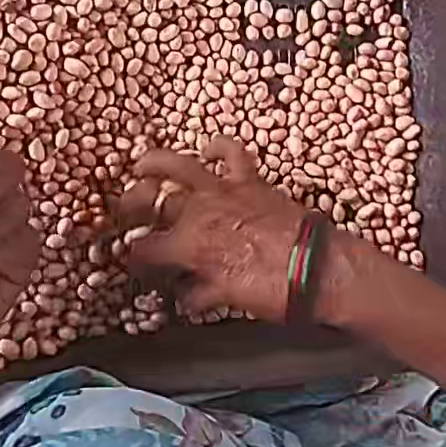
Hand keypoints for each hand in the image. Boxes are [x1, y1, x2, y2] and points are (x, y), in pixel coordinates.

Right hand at [113, 137, 309, 320]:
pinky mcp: (249, 182)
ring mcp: (223, 191)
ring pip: (180, 166)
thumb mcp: (228, 298)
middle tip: (126, 211)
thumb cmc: (272, 290)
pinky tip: (210, 149)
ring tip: (143, 164)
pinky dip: (219, 148)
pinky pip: (231, 154)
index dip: (134, 256)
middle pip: (152, 202)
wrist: (320, 270)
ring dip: (157, 163)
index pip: (145, 249)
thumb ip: (201, 293)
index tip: (134, 261)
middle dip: (132, 206)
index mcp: (188, 245)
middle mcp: (198, 212)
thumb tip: (185, 298)